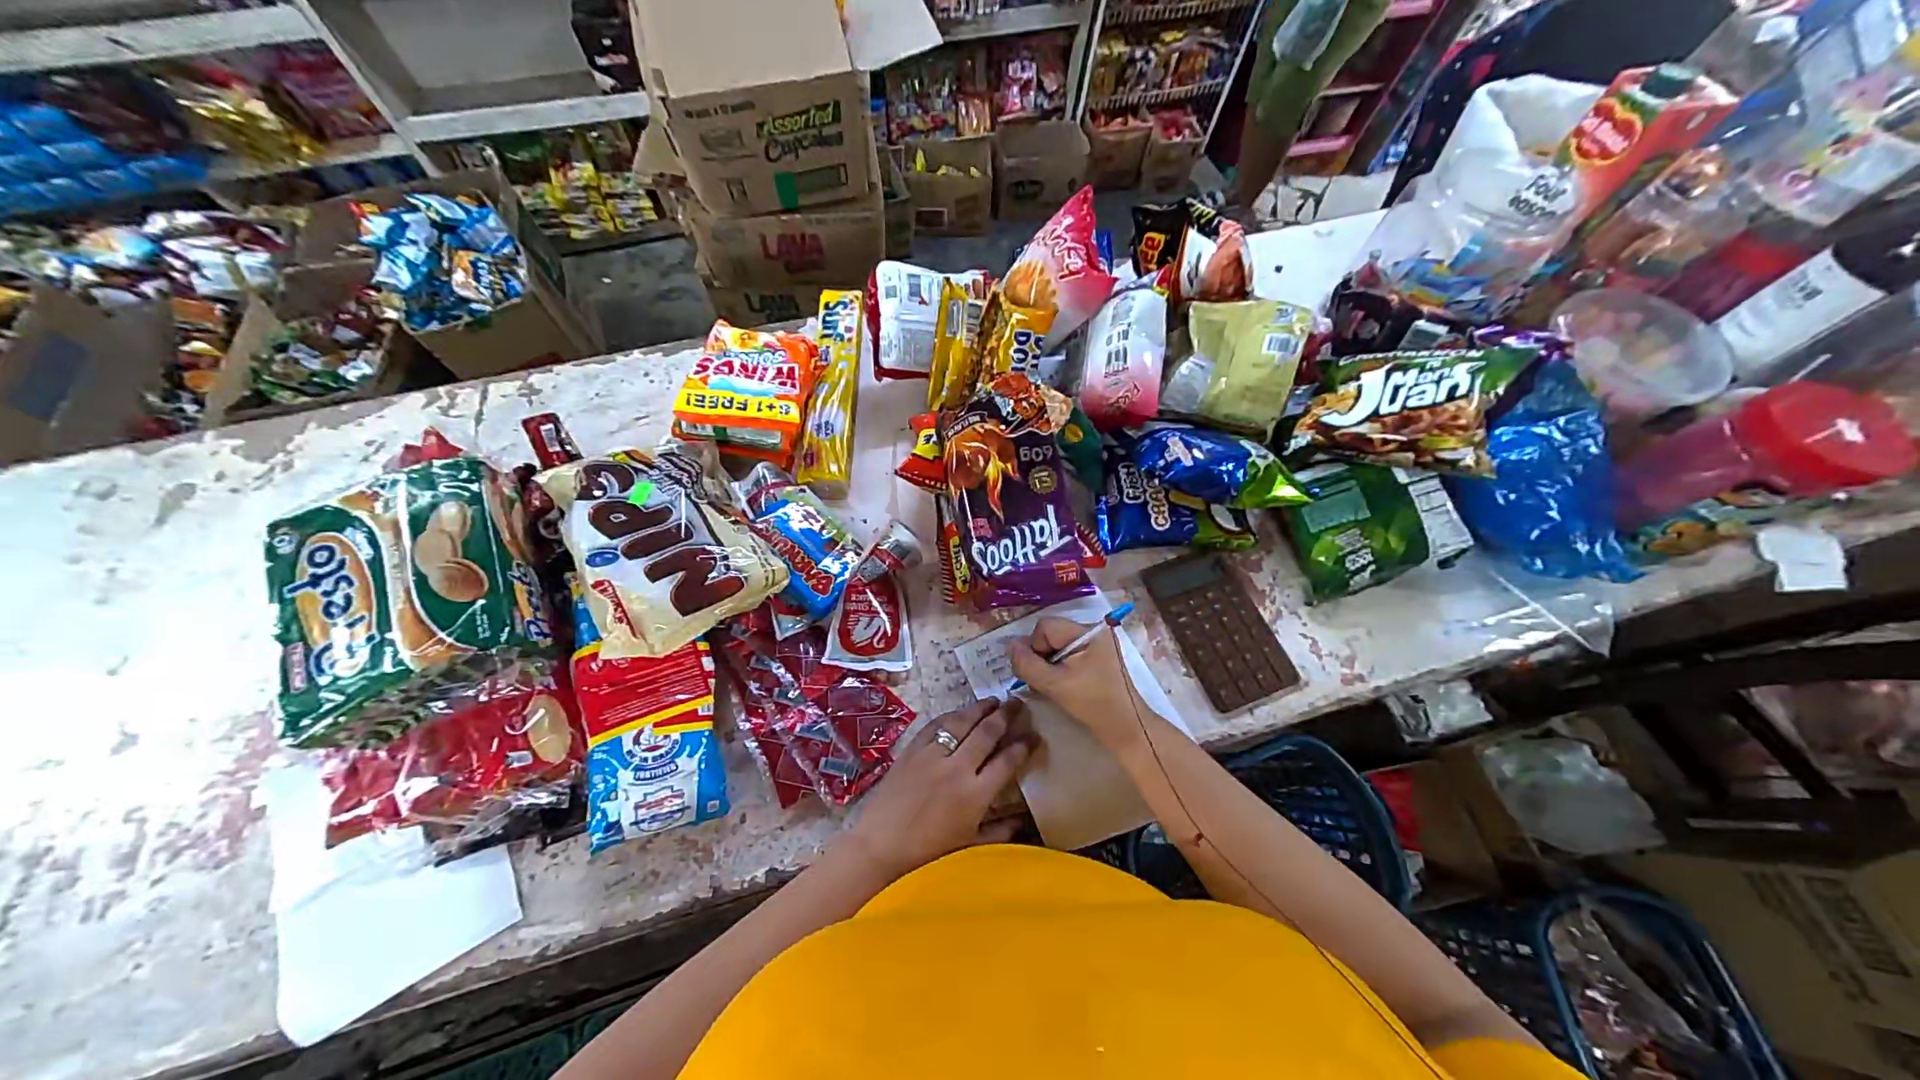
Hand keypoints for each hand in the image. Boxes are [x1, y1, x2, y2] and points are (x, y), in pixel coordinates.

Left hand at [840, 697, 1033, 880]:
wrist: (879, 847)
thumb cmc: (927, 855)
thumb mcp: (970, 847)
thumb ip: (999, 832)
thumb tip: (1022, 820)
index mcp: (976, 794)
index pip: (1007, 761)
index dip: (1024, 745)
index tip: (1034, 735)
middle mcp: (957, 768)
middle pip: (987, 732)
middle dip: (1005, 715)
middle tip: (1017, 703)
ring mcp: (932, 755)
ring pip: (961, 722)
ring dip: (979, 708)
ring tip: (992, 701)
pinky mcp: (911, 750)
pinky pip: (935, 725)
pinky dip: (950, 716)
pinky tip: (959, 713)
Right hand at [1008, 617, 1150, 752]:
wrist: (1126, 726)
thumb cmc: (1092, 704)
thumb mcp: (1053, 684)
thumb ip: (1027, 664)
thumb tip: (1011, 645)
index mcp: (1088, 631)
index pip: (1045, 626)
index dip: (1036, 648)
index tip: (1044, 673)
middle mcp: (1094, 629)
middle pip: (1050, 633)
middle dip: (1042, 656)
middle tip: (1047, 680)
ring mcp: (1097, 642)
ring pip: (1057, 644)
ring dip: (1049, 663)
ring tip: (1056, 684)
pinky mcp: (1097, 655)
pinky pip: (1068, 652)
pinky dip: (1060, 666)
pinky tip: (1064, 684)